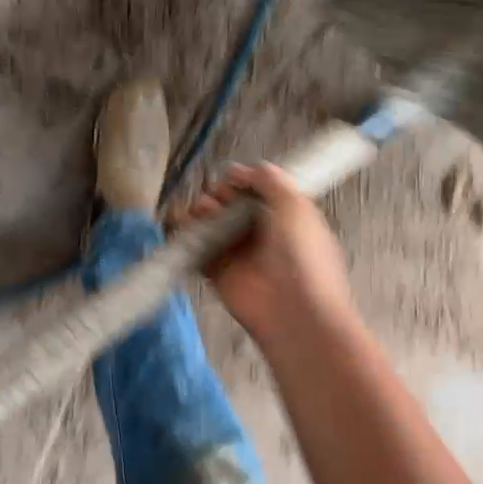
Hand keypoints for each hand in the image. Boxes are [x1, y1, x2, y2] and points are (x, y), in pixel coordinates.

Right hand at [174, 162, 358, 340]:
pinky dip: (185, 234)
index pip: (257, 191)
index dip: (242, 181)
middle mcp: (261, 233)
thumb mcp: (296, 207)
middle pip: (230, 204)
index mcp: (284, 217)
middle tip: (216, 197)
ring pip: (211, 223)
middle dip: (219, 194)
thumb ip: (270, 181)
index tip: (232, 178)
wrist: (296, 313)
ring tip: (201, 212)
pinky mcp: (219, 273)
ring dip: (201, 211)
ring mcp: (238, 254)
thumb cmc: (302, 256)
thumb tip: (243, 169)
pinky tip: (180, 223)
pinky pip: (197, 249)